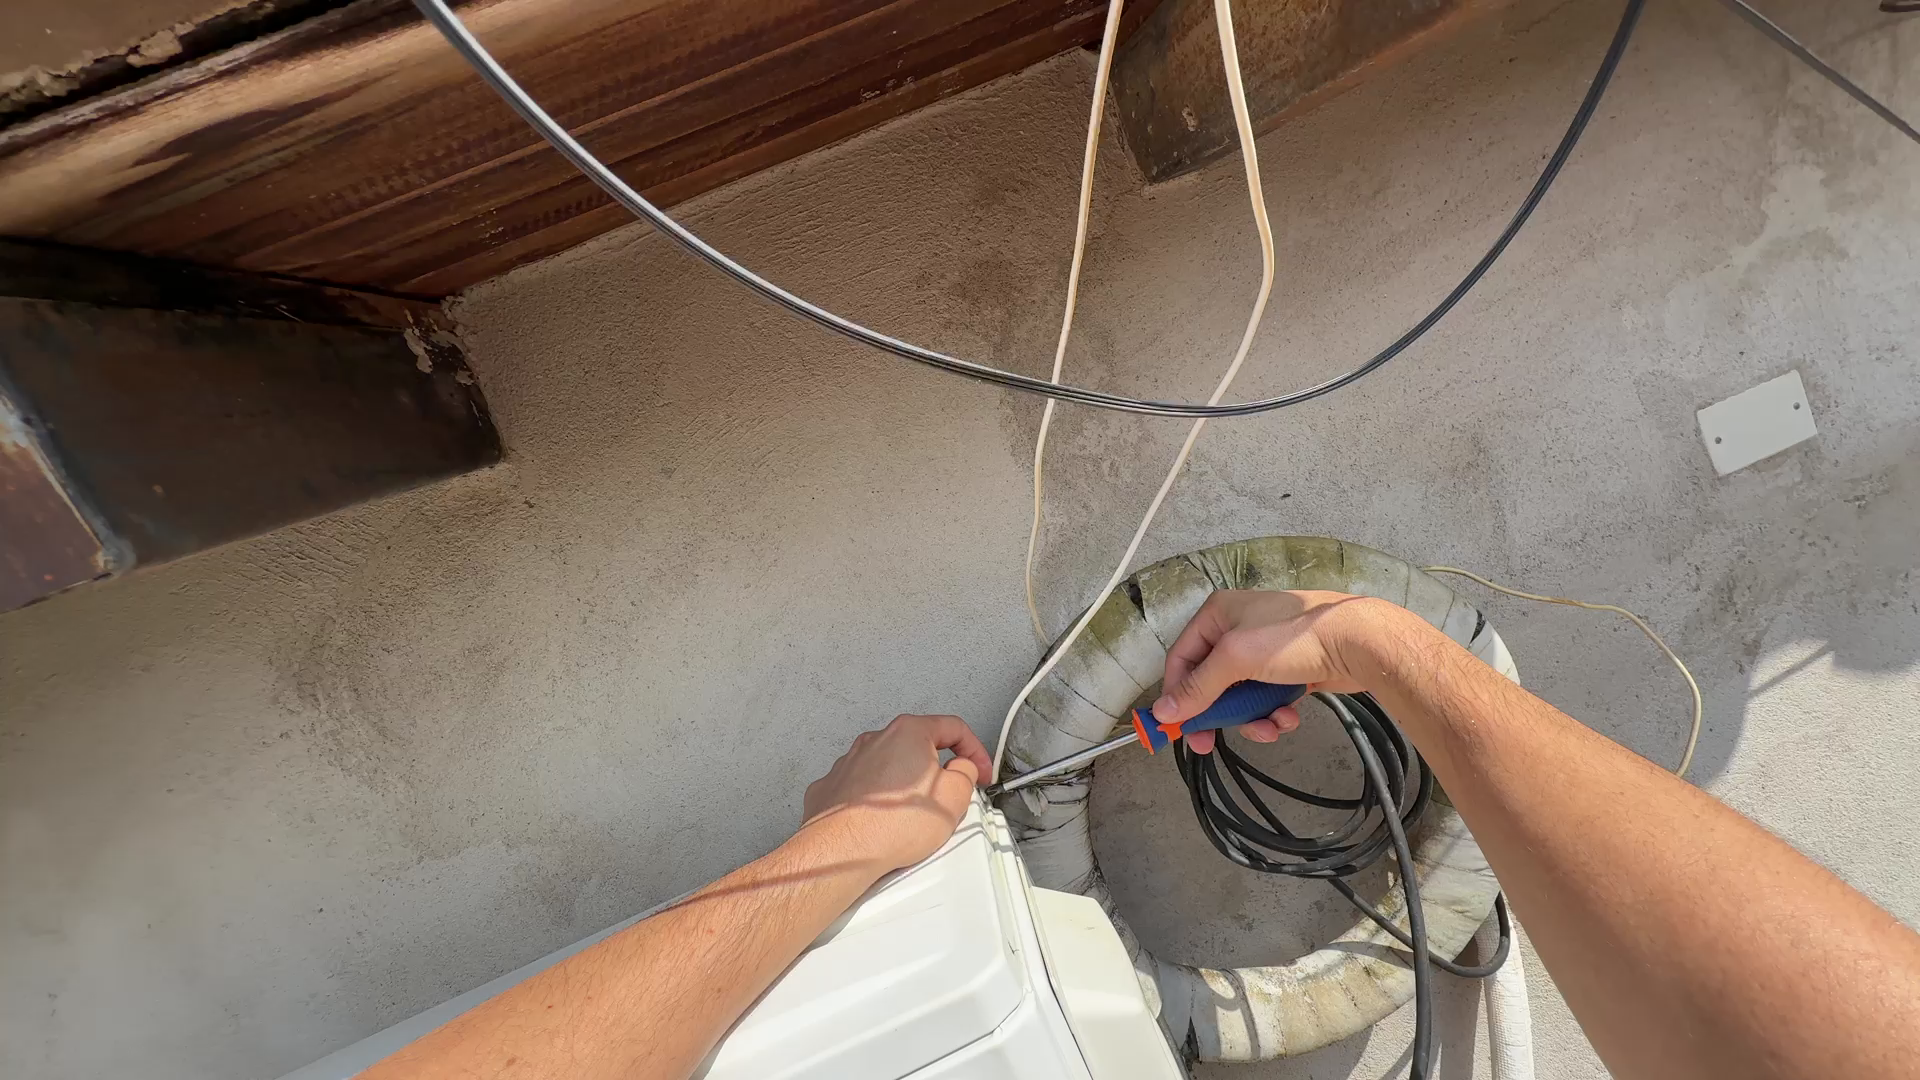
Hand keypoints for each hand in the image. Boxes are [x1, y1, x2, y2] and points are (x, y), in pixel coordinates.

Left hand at [801, 714, 990, 874]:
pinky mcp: (835, 784)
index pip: (954, 728)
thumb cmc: (890, 825)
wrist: (844, 850)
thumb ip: (966, 774)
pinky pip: (864, 786)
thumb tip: (962, 770)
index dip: (974, 750)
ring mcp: (852, 761)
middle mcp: (877, 740)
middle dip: (938, 769)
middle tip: (948, 796)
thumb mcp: (953, 798)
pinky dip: (877, 798)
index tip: (979, 769)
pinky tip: (884, 820)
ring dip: (906, 785)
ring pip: (891, 766)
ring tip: (912, 817)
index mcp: (909, 733)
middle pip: (920, 746)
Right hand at [1155, 590, 1381, 753]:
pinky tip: (1289, 717)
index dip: (1176, 693)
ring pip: (1240, 695)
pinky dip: (1274, 712)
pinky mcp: (1289, 670)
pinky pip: (1267, 698)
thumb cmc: (1292, 639)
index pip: (1181, 658)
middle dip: (1217, 713)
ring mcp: (1265, 650)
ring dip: (1250, 717)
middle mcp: (1236, 629)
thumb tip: (1162, 713)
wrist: (1361, 642)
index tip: (1177, 727)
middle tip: (1208, 745)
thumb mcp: (1235, 660)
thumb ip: (1198, 687)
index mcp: (1217, 615)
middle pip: (1210, 681)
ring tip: (1270, 728)